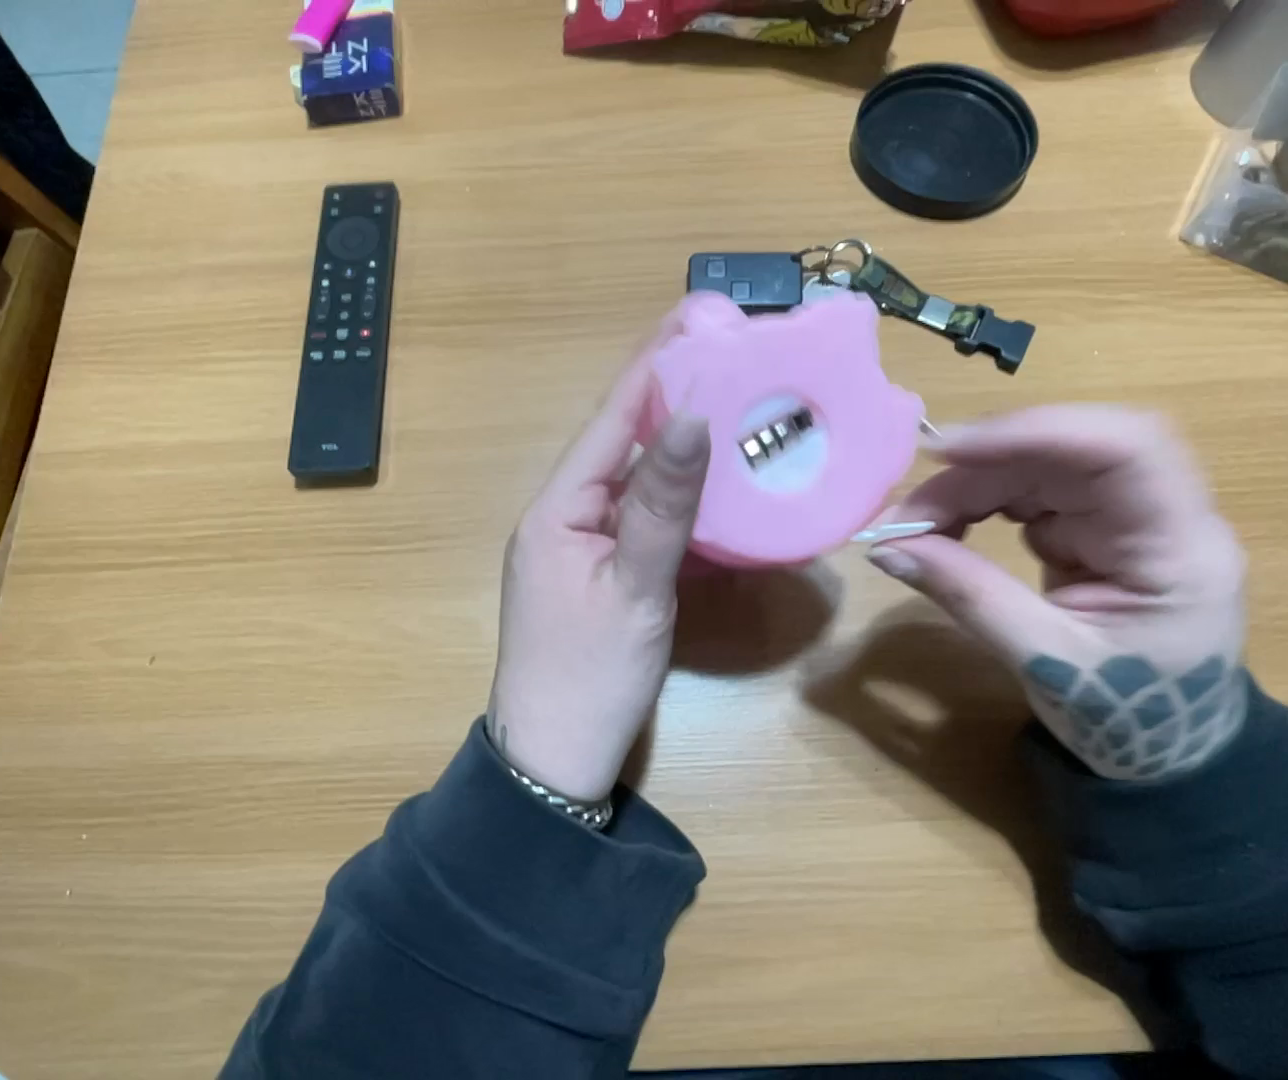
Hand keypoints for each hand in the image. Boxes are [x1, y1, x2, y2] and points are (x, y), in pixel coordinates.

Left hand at [487, 361, 710, 801]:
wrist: (554, 761)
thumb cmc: (590, 678)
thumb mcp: (634, 589)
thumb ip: (662, 505)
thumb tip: (693, 417)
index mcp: (556, 510)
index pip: (610, 421)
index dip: (653, 366)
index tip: (698, 317)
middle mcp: (562, 516)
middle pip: (620, 442)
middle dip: (670, 395)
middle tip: (729, 352)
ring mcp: (578, 546)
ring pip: (632, 478)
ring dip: (676, 441)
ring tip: (732, 398)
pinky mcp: (599, 573)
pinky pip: (638, 516)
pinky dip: (675, 493)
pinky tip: (713, 478)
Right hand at [865, 406, 1247, 779]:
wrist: (1169, 748)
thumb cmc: (1126, 716)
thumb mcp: (1045, 662)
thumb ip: (969, 596)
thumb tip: (887, 548)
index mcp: (1180, 548)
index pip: (1123, 449)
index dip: (1033, 434)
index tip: (945, 453)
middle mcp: (1162, 513)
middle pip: (1065, 453)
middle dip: (976, 473)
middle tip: (903, 518)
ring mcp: (1128, 516)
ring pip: (1041, 466)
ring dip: (969, 487)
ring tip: (912, 528)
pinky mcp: (1097, 527)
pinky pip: (1031, 492)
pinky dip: (979, 504)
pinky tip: (945, 531)